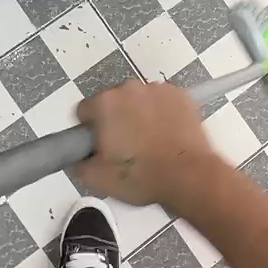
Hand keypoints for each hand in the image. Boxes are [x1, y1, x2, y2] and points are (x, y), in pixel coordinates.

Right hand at [74, 80, 226, 211]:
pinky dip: (162, 113)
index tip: (100, 146)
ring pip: (139, 100)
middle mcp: (129, 88)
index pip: (85, 110)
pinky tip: (167, 135)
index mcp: (105, 103)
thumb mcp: (97, 179)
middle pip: (113, 102)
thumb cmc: (141, 176)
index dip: (89, 130)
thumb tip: (79, 157)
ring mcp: (158, 89)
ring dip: (139, 115)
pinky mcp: (181, 95)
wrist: (189, 175)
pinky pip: (163, 101)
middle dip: (115, 120)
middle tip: (125, 147)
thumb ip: (78, 163)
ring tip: (150, 143)